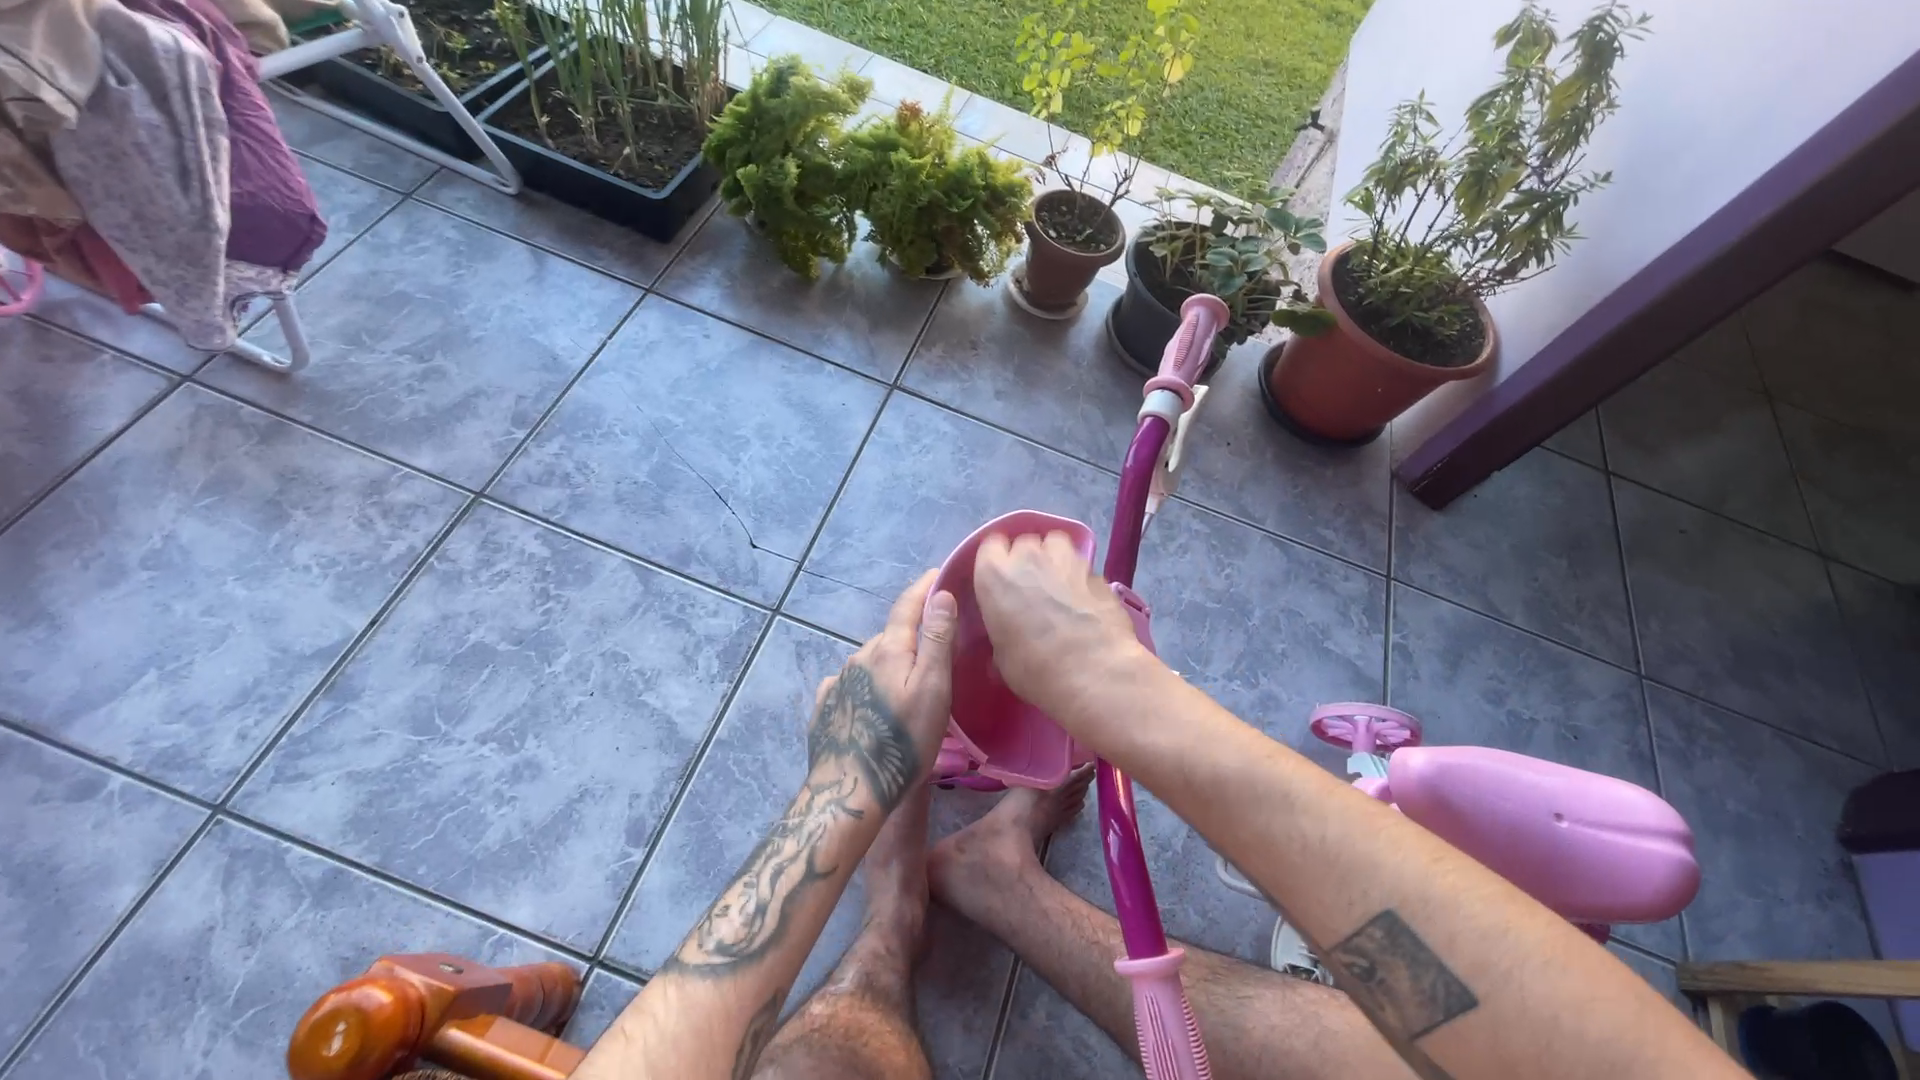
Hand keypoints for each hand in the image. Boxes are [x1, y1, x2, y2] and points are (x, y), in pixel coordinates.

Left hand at [806, 570, 956, 812]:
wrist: (850, 791)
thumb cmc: (902, 742)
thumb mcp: (933, 690)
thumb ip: (937, 640)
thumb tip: (940, 595)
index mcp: (888, 649)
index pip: (908, 605)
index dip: (925, 588)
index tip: (939, 573)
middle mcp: (859, 657)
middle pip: (892, 635)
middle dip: (913, 635)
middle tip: (936, 649)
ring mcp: (839, 682)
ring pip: (872, 661)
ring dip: (891, 663)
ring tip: (909, 685)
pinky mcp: (827, 706)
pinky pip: (853, 684)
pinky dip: (868, 684)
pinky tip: (874, 702)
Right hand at [972, 531, 1148, 719]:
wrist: (1093, 672)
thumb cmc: (1035, 668)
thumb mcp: (1001, 653)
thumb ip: (1003, 626)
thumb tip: (1012, 631)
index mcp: (995, 575)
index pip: (990, 546)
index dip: (997, 563)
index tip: (1002, 582)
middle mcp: (1029, 558)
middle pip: (1025, 542)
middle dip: (1028, 560)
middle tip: (1031, 588)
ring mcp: (1067, 561)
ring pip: (1057, 544)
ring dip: (1055, 559)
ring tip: (1059, 585)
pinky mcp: (1098, 573)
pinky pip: (1083, 567)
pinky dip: (1081, 579)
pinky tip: (1084, 602)